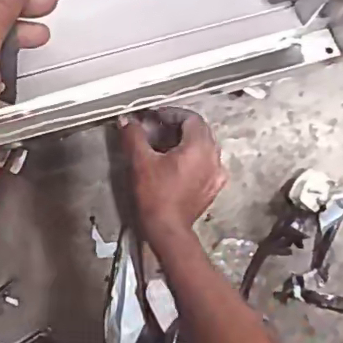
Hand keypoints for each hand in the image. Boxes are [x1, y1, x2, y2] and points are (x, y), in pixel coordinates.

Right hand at [120, 108, 226, 239]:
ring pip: (203, 146)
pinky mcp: (212, 187)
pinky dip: (192, 158)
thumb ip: (134, 136)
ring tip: (163, 145)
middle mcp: (213, 157)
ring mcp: (216, 174)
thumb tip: (127, 121)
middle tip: (157, 129)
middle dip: (178, 126)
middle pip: (199, 131)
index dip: (171, 113)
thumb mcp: (140, 162)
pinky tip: (176, 164)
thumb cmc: (156, 196)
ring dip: (185, 141)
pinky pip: (205, 163)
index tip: (155, 116)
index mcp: (199, 147)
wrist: (167, 229)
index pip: (191, 118)